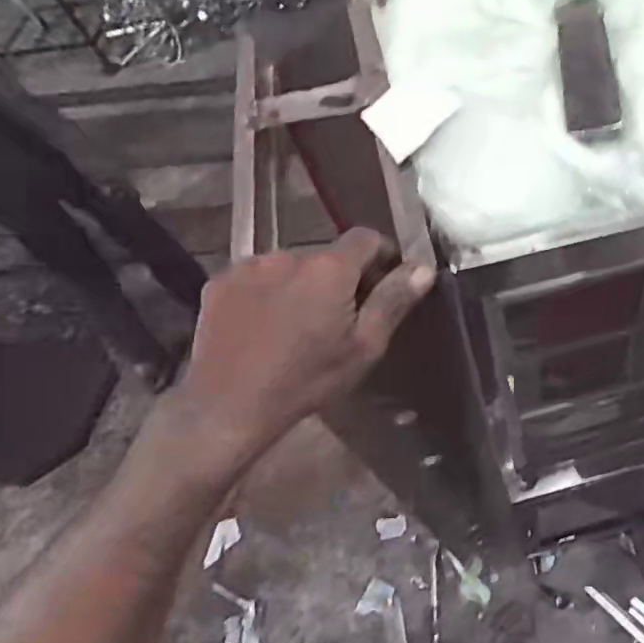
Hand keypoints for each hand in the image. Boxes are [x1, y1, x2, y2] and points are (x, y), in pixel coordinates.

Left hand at [166, 229, 434, 468]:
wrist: (230, 404)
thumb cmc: (308, 380)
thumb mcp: (364, 347)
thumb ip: (393, 301)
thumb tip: (423, 268)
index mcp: (328, 269)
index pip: (366, 238)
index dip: (383, 255)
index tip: (387, 283)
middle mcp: (287, 255)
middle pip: (327, 256)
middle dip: (341, 278)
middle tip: (344, 319)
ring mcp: (248, 266)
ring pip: (292, 266)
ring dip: (304, 285)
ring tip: (302, 325)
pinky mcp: (220, 282)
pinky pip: (259, 277)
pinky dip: (271, 292)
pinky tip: (268, 326)